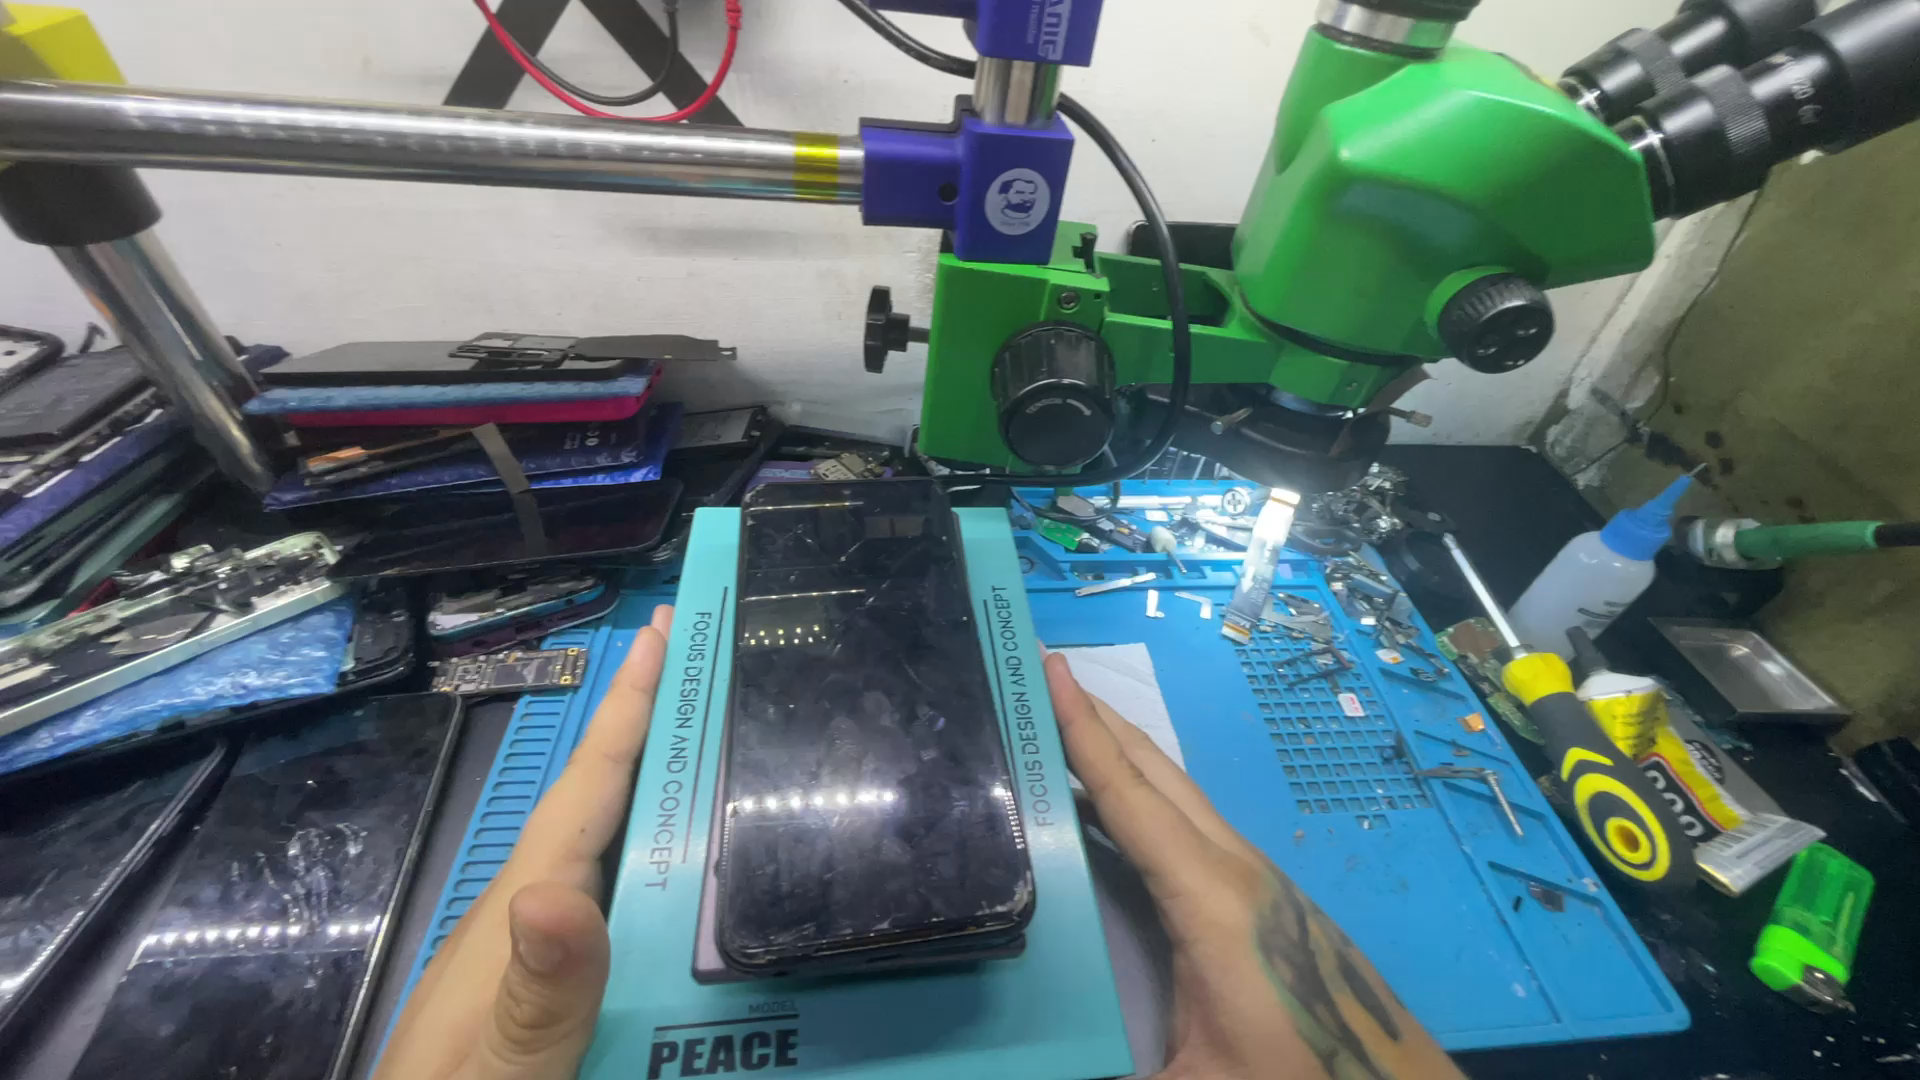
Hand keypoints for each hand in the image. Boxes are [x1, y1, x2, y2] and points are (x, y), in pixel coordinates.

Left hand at [377, 605, 673, 1079]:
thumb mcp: (501, 1078)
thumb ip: (538, 996)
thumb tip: (554, 890)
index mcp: (523, 910)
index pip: (586, 791)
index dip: (626, 709)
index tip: (659, 634)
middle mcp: (535, 905)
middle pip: (605, 794)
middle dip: (651, 717)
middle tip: (702, 653)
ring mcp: (545, 936)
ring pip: (616, 833)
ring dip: (661, 770)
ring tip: (717, 725)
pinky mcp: (560, 969)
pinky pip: (623, 877)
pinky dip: (658, 833)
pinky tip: (692, 842)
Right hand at [1044, 653, 1463, 1079]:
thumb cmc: (1294, 1076)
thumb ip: (1108, 1067)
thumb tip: (1030, 1060)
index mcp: (1205, 896)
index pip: (1127, 793)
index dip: (1082, 728)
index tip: (1051, 669)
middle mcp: (1227, 861)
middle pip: (1150, 766)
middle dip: (1094, 713)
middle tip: (1042, 674)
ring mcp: (1246, 867)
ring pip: (1170, 784)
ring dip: (1117, 744)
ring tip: (1064, 720)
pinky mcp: (1253, 882)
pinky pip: (1181, 813)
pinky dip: (1136, 785)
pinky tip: (1108, 800)